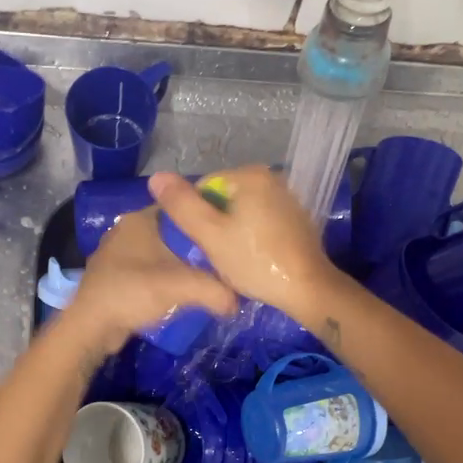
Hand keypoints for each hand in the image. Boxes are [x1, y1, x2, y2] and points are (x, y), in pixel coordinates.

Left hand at [59, 207, 237, 355]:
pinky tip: (180, 290)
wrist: (91, 326)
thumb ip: (216, 290)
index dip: (206, 217)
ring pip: (160, 251)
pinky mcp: (114, 274)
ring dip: (180, 263)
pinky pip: (149, 268)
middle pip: (173, 231)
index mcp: (142, 218)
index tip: (227, 233)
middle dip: (196, 245)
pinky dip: (164, 276)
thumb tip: (238, 303)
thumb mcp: (182, 287)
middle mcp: (128, 229)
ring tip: (206, 276)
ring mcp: (118, 252)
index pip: (182, 206)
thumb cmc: (133, 292)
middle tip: (222, 259)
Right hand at [147, 167, 346, 324]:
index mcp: (250, 175)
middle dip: (215, 224)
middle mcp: (271, 177)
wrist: (307, 288)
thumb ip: (182, 205)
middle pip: (223, 198)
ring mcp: (287, 197)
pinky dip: (252, 235)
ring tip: (234, 258)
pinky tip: (254, 257)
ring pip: (242, 211)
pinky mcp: (295, 218)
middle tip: (216, 254)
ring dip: (232, 231)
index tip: (201, 243)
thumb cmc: (254, 261)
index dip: (195, 216)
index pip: (203, 187)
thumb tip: (155, 176)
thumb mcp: (210, 235)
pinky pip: (261, 220)